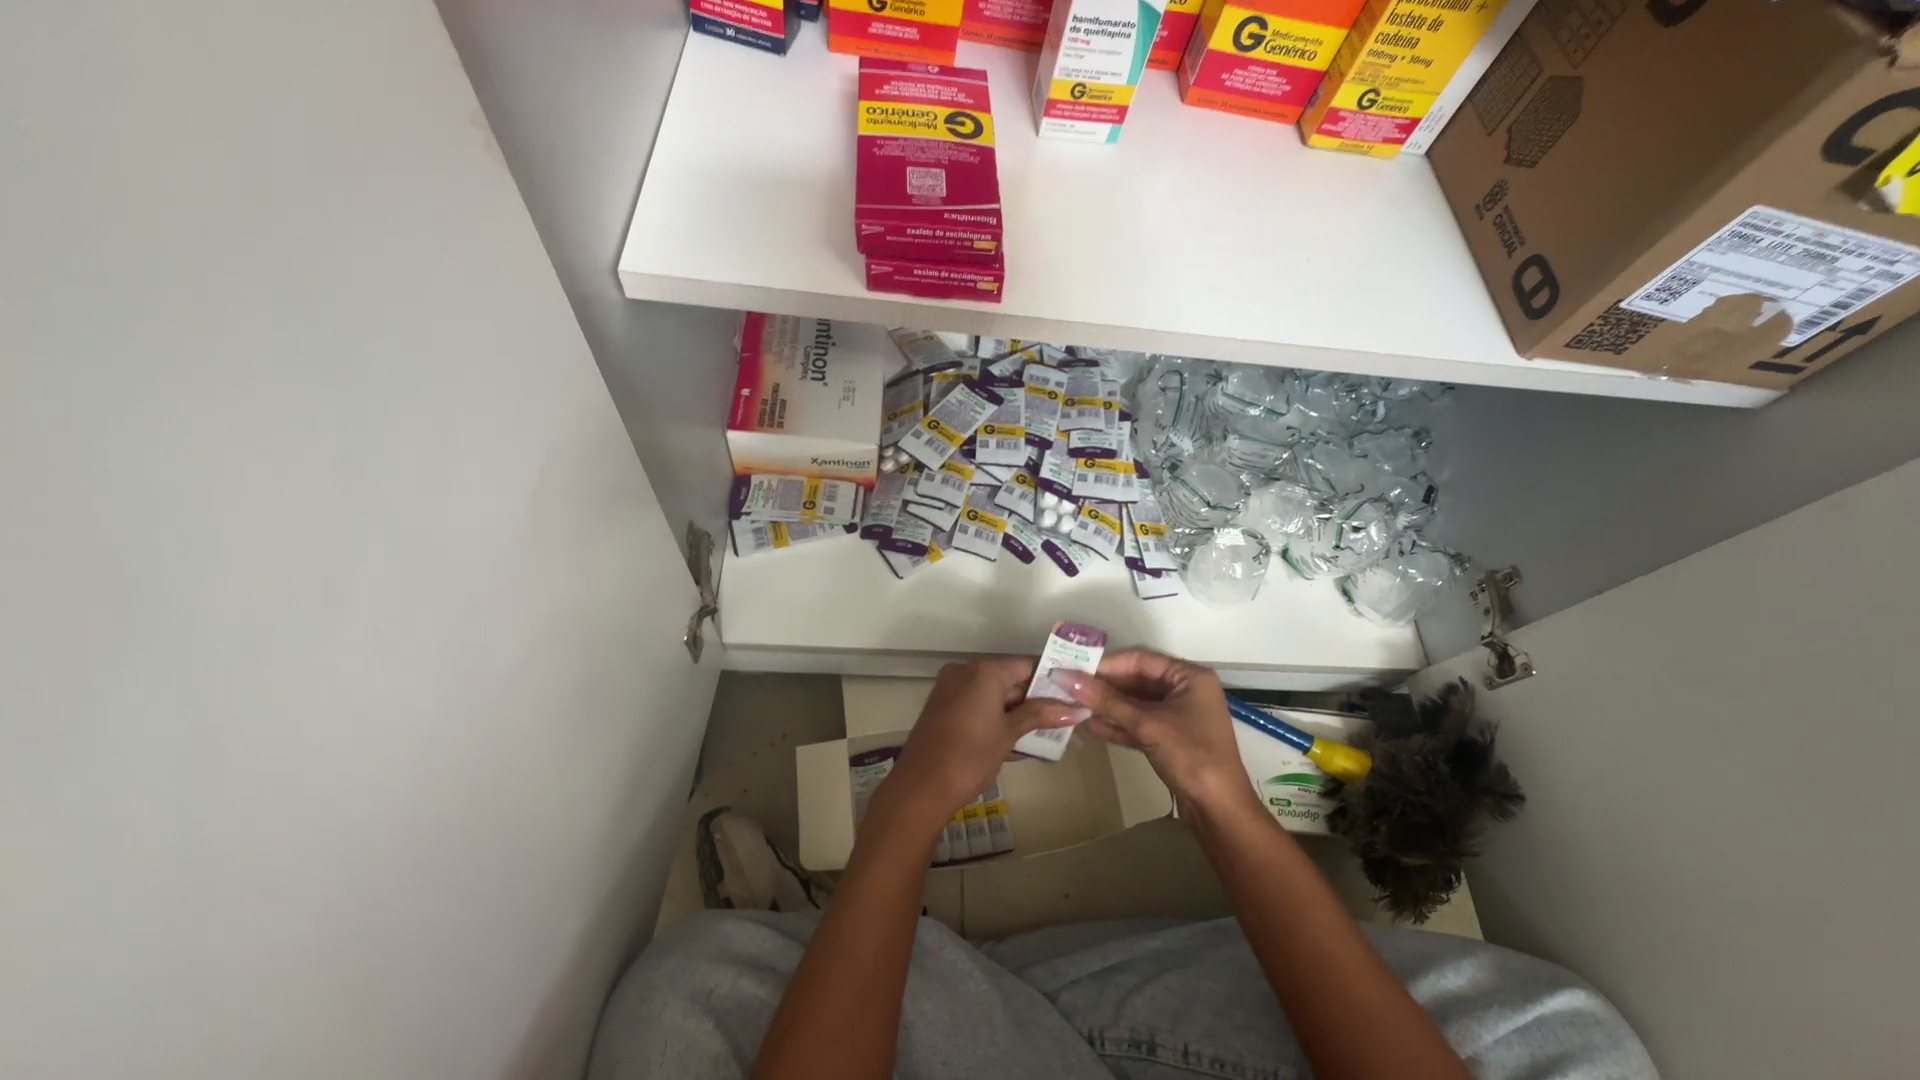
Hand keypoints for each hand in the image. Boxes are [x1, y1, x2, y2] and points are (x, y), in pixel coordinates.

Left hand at [877, 657, 1087, 832]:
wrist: (921, 788)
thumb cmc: (970, 756)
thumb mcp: (1009, 734)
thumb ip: (1041, 716)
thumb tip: (1077, 709)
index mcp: (984, 670)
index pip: (1028, 666)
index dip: (1054, 682)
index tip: (1077, 697)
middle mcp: (966, 672)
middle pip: (1012, 682)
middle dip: (1040, 705)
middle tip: (1070, 724)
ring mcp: (952, 691)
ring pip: (997, 699)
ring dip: (1022, 718)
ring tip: (1054, 739)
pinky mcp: (945, 711)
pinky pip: (981, 710)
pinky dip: (1000, 723)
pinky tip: (1025, 746)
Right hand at [1050, 648, 1259, 817]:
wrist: (1217, 807)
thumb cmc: (1191, 756)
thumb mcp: (1147, 725)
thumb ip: (1107, 701)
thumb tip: (1067, 678)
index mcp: (1189, 677)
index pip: (1141, 660)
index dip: (1106, 664)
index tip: (1073, 668)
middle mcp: (1185, 690)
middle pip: (1136, 680)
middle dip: (1104, 687)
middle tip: (1067, 688)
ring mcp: (1177, 715)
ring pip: (1135, 703)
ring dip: (1106, 706)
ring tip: (1072, 706)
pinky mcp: (1169, 738)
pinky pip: (1138, 723)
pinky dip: (1117, 725)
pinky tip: (1089, 726)